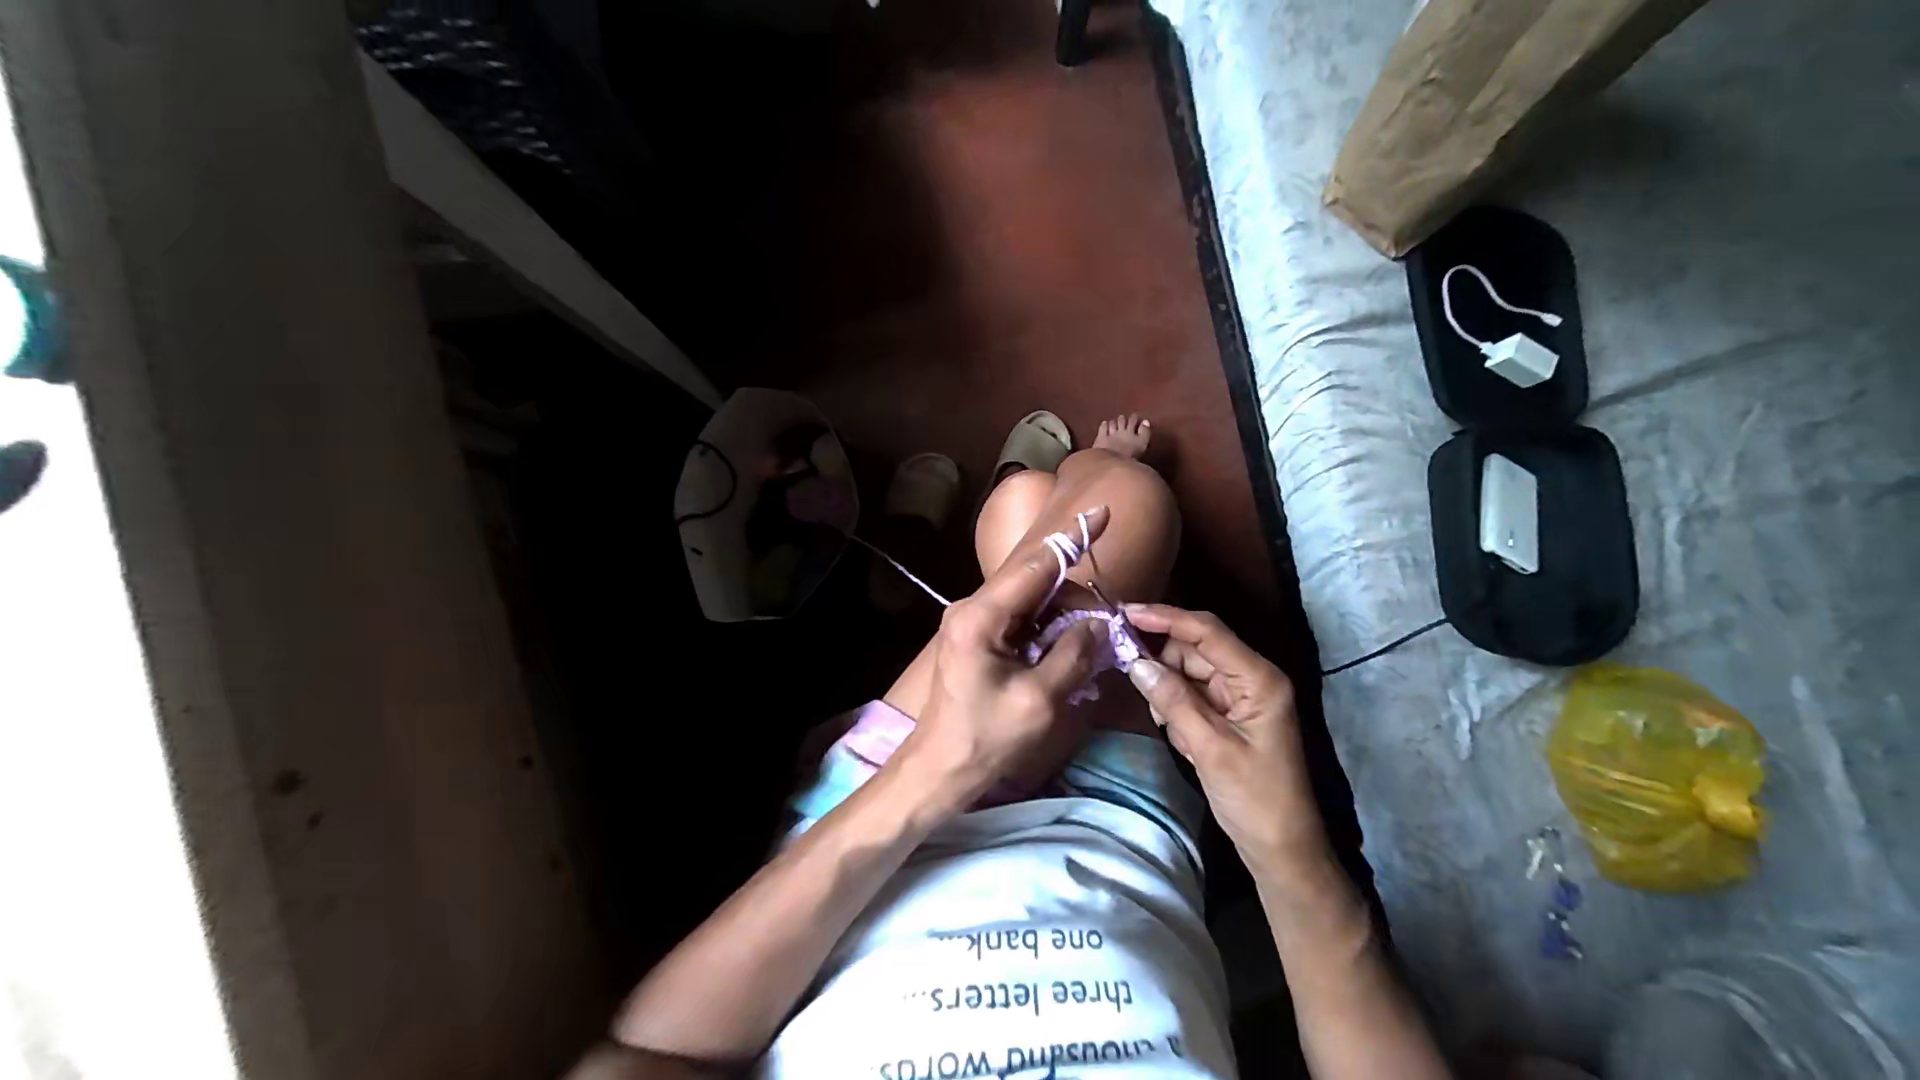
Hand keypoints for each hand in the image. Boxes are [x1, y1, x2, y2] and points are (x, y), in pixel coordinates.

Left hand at [890, 507, 1110, 813]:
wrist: (940, 768)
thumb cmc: (985, 739)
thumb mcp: (1039, 700)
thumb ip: (1073, 654)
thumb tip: (1099, 623)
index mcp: (980, 616)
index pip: (1034, 565)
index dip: (1071, 538)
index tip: (1102, 512)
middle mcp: (972, 609)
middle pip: (1036, 583)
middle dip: (1076, 599)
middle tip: (1108, 630)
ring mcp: (974, 622)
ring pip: (1033, 602)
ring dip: (1065, 618)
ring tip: (1092, 649)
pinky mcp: (980, 638)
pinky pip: (1023, 621)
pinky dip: (1050, 631)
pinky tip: (1069, 653)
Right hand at [1123, 604, 1327, 870]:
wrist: (1280, 847)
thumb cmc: (1254, 798)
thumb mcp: (1209, 748)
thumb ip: (1173, 700)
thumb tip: (1136, 662)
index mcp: (1258, 678)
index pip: (1206, 631)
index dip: (1165, 617)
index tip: (1125, 612)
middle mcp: (1250, 677)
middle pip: (1193, 648)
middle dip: (1162, 661)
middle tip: (1130, 676)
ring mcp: (1238, 695)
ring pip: (1186, 670)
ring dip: (1168, 691)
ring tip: (1169, 727)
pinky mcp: (1227, 712)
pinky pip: (1189, 693)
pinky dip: (1175, 708)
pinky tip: (1180, 738)